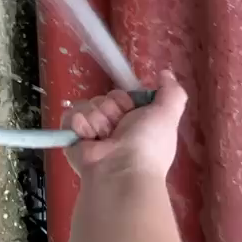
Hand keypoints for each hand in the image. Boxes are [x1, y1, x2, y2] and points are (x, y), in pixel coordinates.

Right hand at [61, 70, 187, 183]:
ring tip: (103, 137)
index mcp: (132, 123)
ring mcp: (91, 132)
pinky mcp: (72, 136)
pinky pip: (70, 115)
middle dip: (108, 110)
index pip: (119, 96)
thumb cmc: (146, 144)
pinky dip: (79, 125)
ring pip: (85, 106)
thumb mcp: (166, 116)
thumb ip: (171, 94)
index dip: (123, 100)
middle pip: (102, 99)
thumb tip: (166, 72)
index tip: (130, 111)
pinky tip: (88, 138)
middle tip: (116, 127)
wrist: (120, 170)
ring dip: (95, 119)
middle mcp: (111, 127)